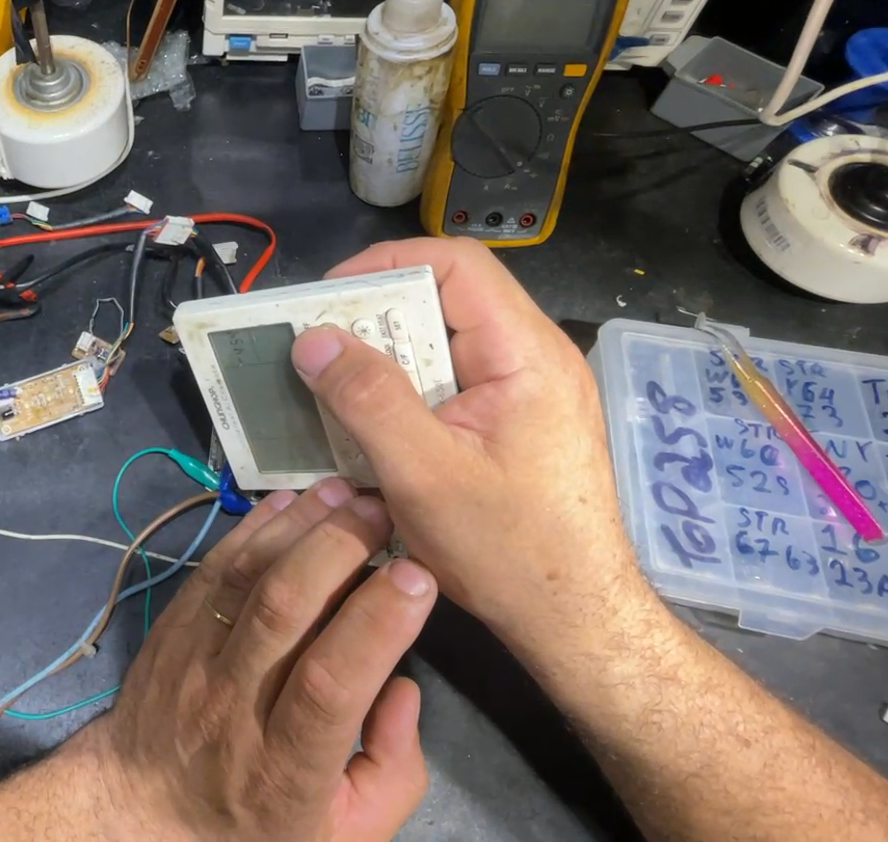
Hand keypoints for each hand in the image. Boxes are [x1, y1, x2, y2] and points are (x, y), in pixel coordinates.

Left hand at [59, 479, 438, 841]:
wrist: (142, 802)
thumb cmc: (256, 822)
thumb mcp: (345, 833)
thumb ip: (394, 768)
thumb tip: (405, 684)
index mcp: (284, 769)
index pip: (329, 684)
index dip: (374, 623)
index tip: (417, 575)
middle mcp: (233, 703)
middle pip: (283, 610)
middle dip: (338, 549)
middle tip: (384, 510)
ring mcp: (194, 656)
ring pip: (245, 576)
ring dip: (297, 525)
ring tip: (344, 490)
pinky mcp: (173, 623)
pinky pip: (214, 565)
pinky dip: (254, 527)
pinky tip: (292, 500)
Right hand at [289, 238, 654, 655]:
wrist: (576, 622)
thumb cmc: (508, 551)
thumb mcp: (424, 474)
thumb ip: (368, 399)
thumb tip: (311, 338)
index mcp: (524, 354)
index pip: (455, 265)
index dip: (385, 264)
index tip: (327, 299)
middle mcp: (531, 357)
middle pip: (446, 297)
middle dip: (374, 312)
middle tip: (317, 344)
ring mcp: (524, 389)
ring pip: (442, 339)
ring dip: (383, 352)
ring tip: (331, 380)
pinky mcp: (511, 419)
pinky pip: (447, 376)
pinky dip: (401, 385)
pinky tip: (368, 417)